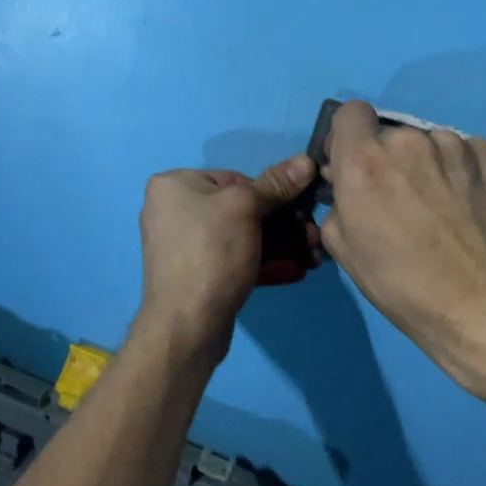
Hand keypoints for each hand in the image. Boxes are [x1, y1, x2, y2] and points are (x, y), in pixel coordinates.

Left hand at [135, 157, 318, 356]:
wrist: (186, 325)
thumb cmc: (212, 251)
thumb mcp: (247, 208)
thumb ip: (276, 184)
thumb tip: (305, 160)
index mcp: (173, 184)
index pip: (233, 179)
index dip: (271, 195)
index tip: (301, 211)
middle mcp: (172, 209)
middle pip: (240, 209)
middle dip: (282, 224)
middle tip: (313, 238)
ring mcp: (183, 244)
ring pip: (240, 236)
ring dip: (279, 245)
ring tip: (312, 257)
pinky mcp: (196, 274)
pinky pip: (233, 259)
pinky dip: (262, 262)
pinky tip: (296, 271)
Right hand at [318, 101, 485, 372]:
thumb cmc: (404, 284)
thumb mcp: (344, 251)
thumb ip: (335, 205)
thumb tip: (345, 190)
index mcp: (363, 160)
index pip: (350, 113)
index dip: (349, 137)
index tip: (354, 165)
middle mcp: (405, 141)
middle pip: (389, 134)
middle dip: (388, 159)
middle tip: (398, 199)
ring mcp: (451, 145)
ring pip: (427, 142)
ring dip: (425, 163)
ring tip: (438, 205)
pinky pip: (464, 150)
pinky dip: (460, 167)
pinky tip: (466, 201)